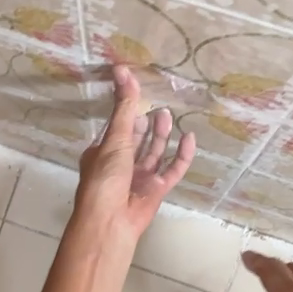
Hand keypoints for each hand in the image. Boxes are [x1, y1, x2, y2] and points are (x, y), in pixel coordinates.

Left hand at [73, 64, 196, 239]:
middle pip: (136, 140)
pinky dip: (181, 156)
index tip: (137, 91)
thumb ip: (123, 106)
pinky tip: (190, 138)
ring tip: (168, 114)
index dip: (125, 111)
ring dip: (161, 135)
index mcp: (102, 153)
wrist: (110, 221)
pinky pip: (172, 170)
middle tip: (157, 103)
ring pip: (154, 153)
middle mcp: (119, 165)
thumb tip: (121, 69)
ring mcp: (138, 179)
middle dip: (145, 122)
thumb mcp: (115, 138)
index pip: (116, 127)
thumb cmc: (105, 179)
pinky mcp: (156, 190)